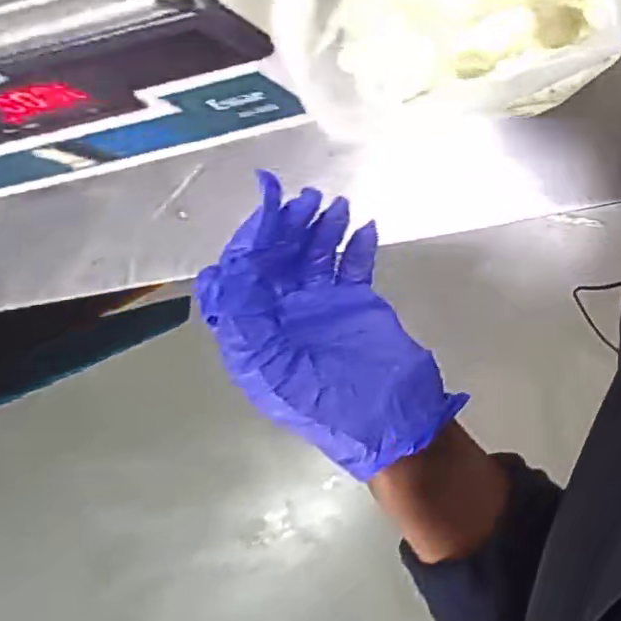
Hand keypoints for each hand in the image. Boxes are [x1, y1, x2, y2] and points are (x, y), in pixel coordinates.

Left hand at [196, 172, 467, 479]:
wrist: (396, 421)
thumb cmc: (336, 408)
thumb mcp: (280, 376)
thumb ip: (250, 328)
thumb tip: (224, 275)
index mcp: (255, 336)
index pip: (241, 278)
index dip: (250, 241)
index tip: (267, 209)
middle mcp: (283, 315)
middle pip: (277, 260)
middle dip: (287, 227)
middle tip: (307, 199)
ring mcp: (322, 307)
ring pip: (314, 257)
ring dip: (321, 229)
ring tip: (337, 205)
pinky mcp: (357, 304)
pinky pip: (352, 267)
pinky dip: (357, 246)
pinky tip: (366, 228)